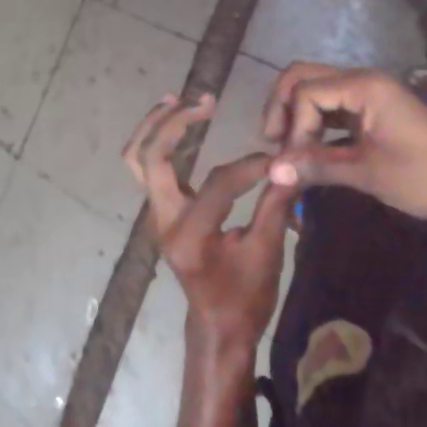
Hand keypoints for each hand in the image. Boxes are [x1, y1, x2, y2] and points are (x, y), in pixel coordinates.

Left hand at [123, 94, 292, 351]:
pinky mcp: (161, 209)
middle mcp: (162, 220)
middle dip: (174, 123)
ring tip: (179, 99)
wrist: (217, 327)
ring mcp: (156, 214)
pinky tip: (178, 119)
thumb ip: (275, 205)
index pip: (218, 183)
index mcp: (189, 236)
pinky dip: (158, 139)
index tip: (276, 159)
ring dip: (156, 125)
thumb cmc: (244, 298)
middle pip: (151, 158)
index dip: (250, 166)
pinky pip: (147, 166)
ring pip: (138, 158)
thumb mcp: (267, 254)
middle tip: (206, 101)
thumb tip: (288, 163)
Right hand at [261, 63, 426, 223]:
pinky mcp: (375, 111)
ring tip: (288, 149)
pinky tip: (309, 149)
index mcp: (363, 85)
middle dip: (283, 107)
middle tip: (273, 142)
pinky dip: (315, 122)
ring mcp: (370, 93)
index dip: (292, 127)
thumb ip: (317, 166)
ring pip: (317, 90)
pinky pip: (333, 105)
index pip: (306, 92)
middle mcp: (363, 79)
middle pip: (304, 77)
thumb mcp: (368, 172)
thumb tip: (271, 171)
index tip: (292, 164)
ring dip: (297, 114)